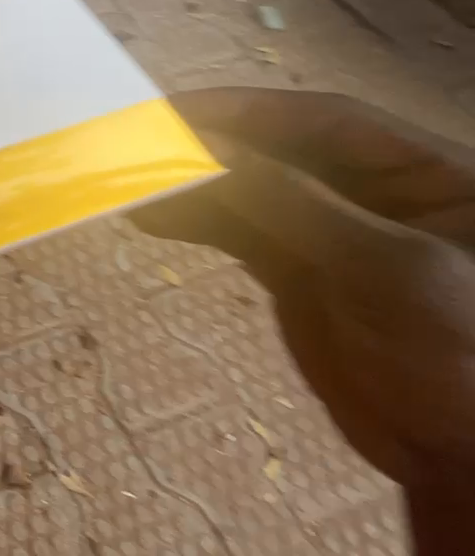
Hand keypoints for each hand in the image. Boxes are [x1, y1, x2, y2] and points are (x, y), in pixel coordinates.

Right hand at [134, 88, 474, 544]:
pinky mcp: (300, 270)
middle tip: (134, 147)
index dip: (249, 109)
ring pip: (248, 189)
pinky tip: (148, 217)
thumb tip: (197, 145)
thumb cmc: (462, 357)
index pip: (331, 121)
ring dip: (188, 186)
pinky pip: (236, 228)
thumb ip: (289, 200)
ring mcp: (337, 235)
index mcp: (437, 179)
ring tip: (127, 186)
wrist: (464, 459)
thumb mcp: (385, 269)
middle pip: (279, 151)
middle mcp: (383, 196)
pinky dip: (191, 220)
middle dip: (207, 148)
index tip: (172, 111)